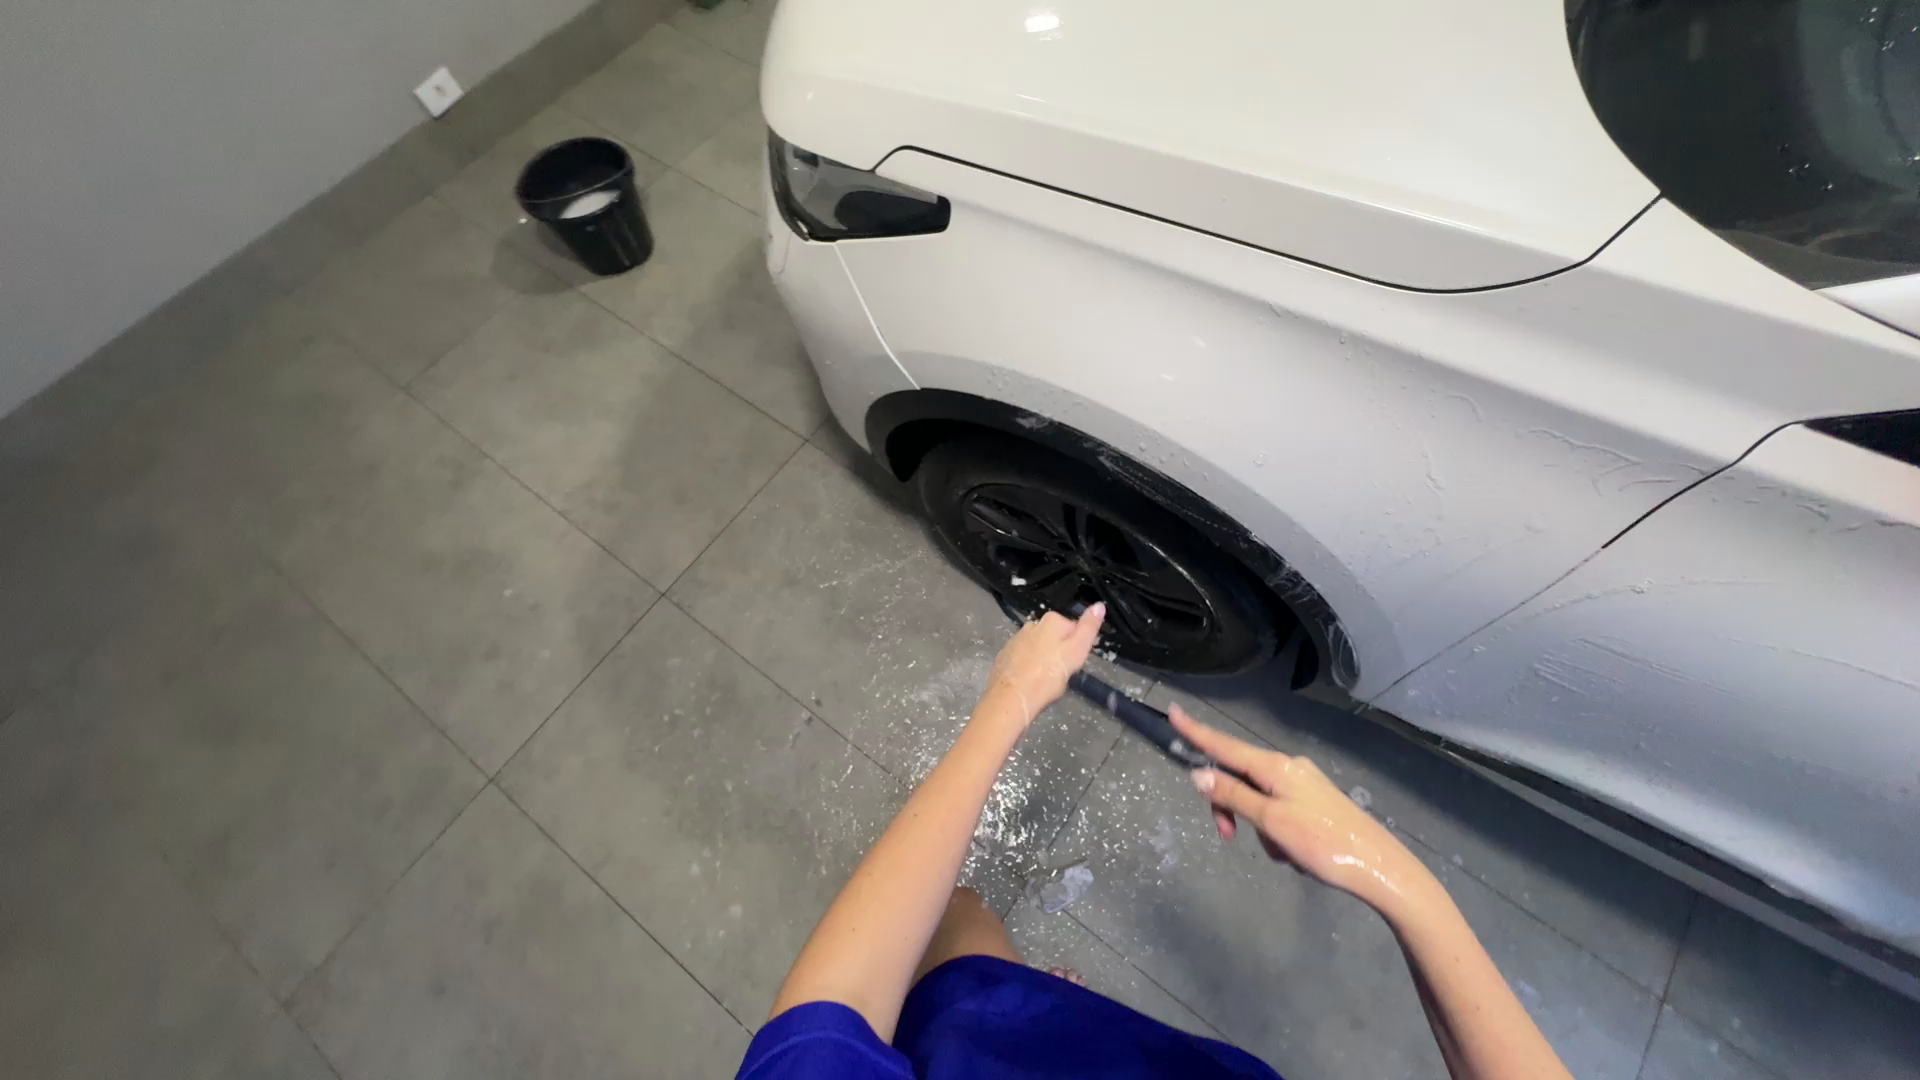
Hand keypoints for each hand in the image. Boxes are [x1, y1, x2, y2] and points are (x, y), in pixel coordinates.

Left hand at [978, 603, 1105, 729]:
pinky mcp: (1005, 655)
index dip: (1078, 647)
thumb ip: (1088, 628)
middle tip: (1061, 673)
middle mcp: (1031, 625)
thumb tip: (1099, 605)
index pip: (1073, 629)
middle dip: (1059, 652)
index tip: (1075, 662)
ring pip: (1038, 647)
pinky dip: (1028, 665)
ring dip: (1043, 658)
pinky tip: (1030, 680)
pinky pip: (1023, 657)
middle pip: (1054, 637)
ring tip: (1045, 679)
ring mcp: (1015, 639)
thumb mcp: (1076, 652)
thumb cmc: (1048, 677)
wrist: (1011, 698)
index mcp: (1051, 621)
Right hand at [1171, 704, 1440, 916]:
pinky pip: (1277, 810)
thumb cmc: (1323, 844)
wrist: (1382, 870)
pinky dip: (1274, 830)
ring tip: (1280, 852)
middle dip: (1228, 805)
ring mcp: (1303, 785)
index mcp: (1276, 767)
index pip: (1225, 745)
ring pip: (1257, 798)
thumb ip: (1233, 796)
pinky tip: (1293, 853)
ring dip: (1256, 825)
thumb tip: (1198, 774)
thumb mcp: (1271, 822)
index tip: (1172, 711)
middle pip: (1238, 776)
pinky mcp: (1314, 804)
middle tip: (1228, 837)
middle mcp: (1288, 767)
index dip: (1196, 732)